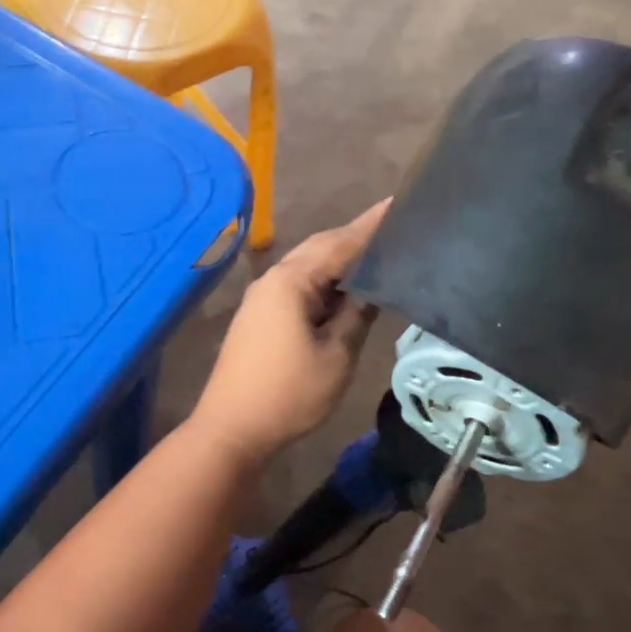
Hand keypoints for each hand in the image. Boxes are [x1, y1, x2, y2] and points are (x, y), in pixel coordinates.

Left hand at [192, 200, 390, 462]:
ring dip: (341, 260)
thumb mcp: (336, 355)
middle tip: (396, 227)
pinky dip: (326, 281)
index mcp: (291, 281)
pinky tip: (347, 289)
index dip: (371, 225)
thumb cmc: (289, 393)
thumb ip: (357, 314)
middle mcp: (273, 279)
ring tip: (379, 254)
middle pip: (321, 247)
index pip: (340, 243)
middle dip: (356, 237)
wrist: (232, 428)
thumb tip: (373, 288)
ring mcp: (263, 297)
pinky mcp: (260, 315)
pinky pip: (299, 285)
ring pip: (309, 266)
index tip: (399, 203)